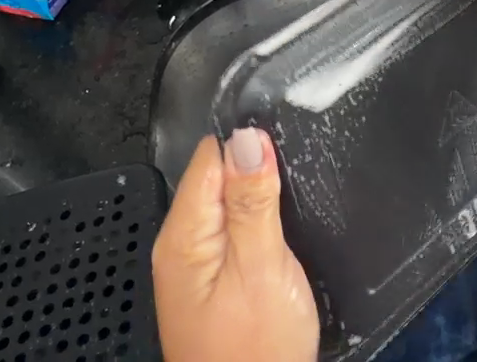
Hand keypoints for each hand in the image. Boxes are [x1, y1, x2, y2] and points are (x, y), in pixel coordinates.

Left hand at [153, 128, 316, 361]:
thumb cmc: (258, 347)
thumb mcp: (262, 270)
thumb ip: (253, 201)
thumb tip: (247, 135)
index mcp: (183, 236)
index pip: (210, 157)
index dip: (249, 144)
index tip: (284, 145)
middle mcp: (180, 242)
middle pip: (216, 174)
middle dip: (256, 167)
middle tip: (297, 177)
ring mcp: (194, 262)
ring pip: (228, 197)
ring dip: (259, 192)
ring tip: (294, 197)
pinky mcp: (213, 276)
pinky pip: (232, 224)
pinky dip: (258, 216)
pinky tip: (281, 223)